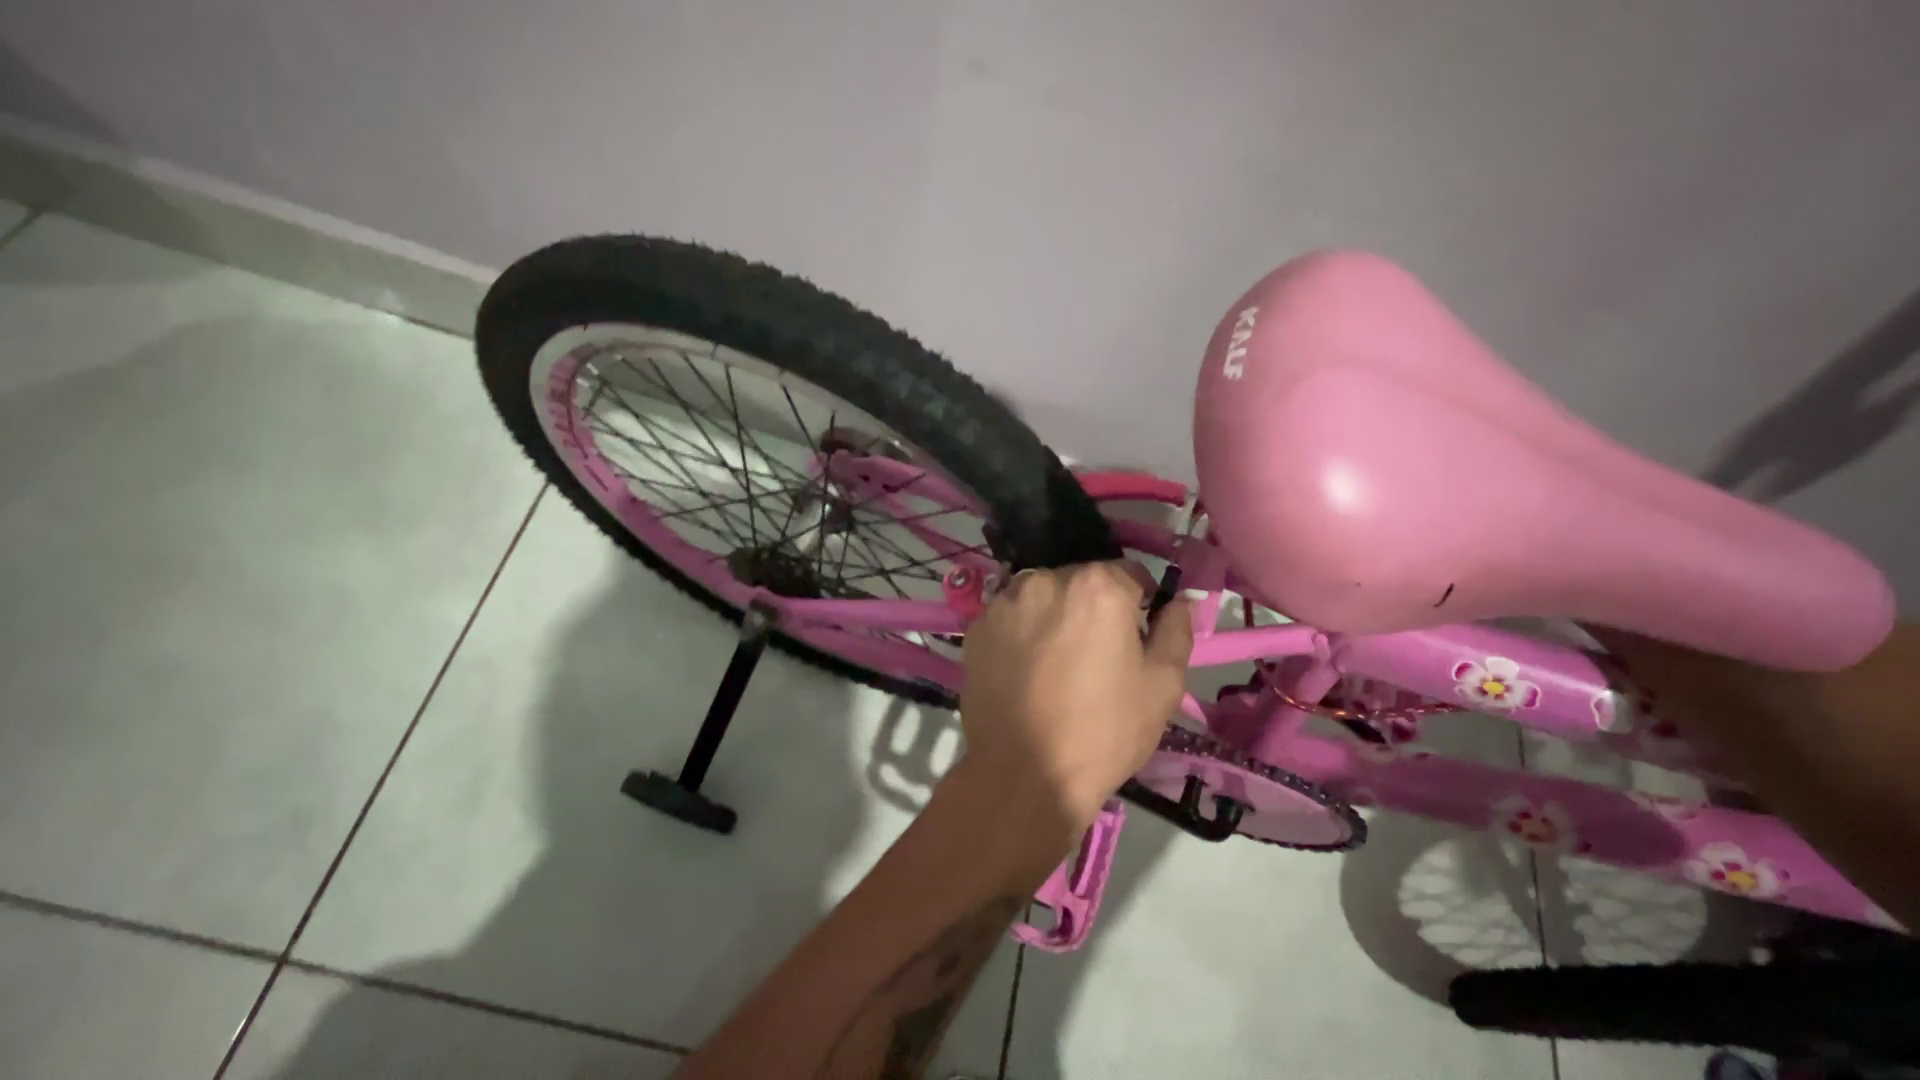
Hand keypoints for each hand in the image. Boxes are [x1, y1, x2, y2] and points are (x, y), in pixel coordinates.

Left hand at [956, 561, 1194, 828]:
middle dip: (1094, 608)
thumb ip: (1176, 630)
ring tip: (1058, 665)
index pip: (1130, 574)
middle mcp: (1045, 580)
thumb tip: (1180, 601)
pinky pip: (1011, 619)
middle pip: (1081, 581)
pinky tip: (1028, 673)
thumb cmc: (1105, 731)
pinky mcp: (976, 630)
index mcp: (1097, 586)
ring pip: (1042, 597)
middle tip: (1097, 657)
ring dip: (1055, 616)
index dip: (1140, 605)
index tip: (1137, 639)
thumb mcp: (1162, 685)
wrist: (1024, 775)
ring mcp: (1004, 603)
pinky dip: (1022, 634)